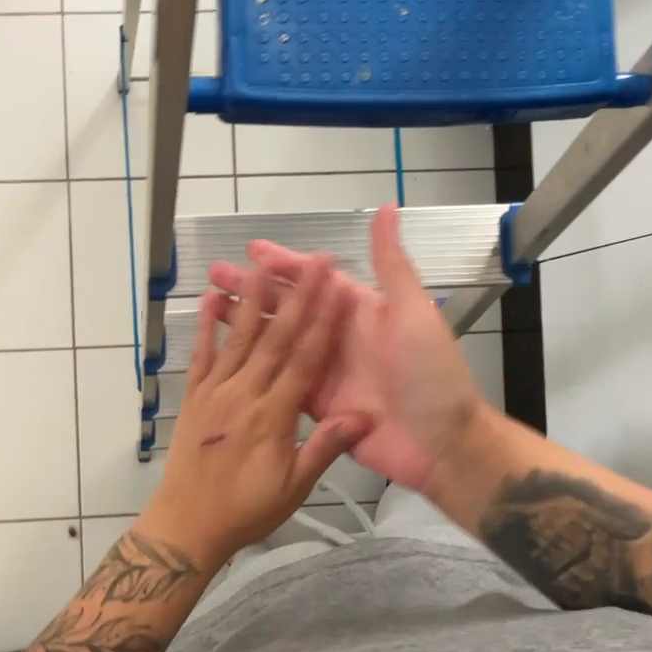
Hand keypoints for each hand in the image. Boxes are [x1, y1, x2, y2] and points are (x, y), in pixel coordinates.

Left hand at [146, 255, 373, 569]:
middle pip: (275, 339)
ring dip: (252, 300)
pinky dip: (207, 327)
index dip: (323, 321)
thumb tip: (363, 415)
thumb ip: (324, 448)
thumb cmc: (246, 510)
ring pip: (239, 339)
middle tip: (313, 263)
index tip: (338, 288)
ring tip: (263, 265)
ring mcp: (214, 392)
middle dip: (297, 297)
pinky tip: (212, 300)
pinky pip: (201, 355)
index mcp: (273, 416)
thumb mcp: (293, 488)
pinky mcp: (192, 397)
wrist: (187, 524)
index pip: (305, 360)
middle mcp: (244, 395)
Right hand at [206, 205, 493, 491]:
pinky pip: (277, 381)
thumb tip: (386, 208)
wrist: (441, 444)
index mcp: (358, 311)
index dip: (282, 264)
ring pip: (274, 342)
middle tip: (215, 275)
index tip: (251, 250)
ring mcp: (322, 372)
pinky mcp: (314, 406)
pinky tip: (226, 360)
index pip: (313, 280)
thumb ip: (391, 263)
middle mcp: (335, 337)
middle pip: (285, 307)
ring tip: (211, 310)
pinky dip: (253, 368)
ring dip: (244, 326)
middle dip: (250, 290)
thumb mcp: (413, 312)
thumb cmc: (432, 373)